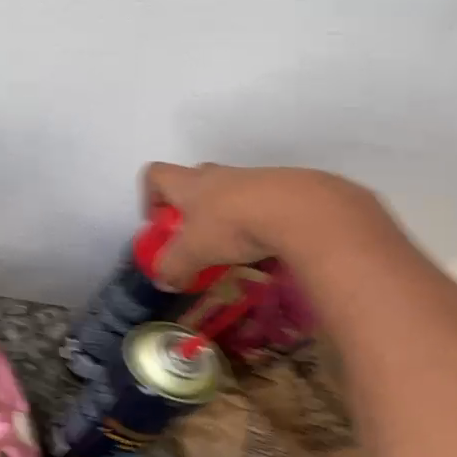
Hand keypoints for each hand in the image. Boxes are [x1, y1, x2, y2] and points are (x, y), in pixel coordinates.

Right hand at [141, 163, 374, 287]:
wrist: (306, 211)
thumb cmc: (233, 226)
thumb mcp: (194, 254)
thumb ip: (173, 267)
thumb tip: (165, 281)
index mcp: (189, 184)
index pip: (156, 174)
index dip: (150, 195)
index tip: (158, 221)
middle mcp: (219, 175)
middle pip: (195, 179)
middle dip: (191, 205)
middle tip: (195, 234)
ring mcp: (257, 178)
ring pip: (233, 190)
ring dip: (228, 212)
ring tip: (237, 245)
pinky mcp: (291, 188)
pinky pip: (266, 201)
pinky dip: (262, 219)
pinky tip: (269, 242)